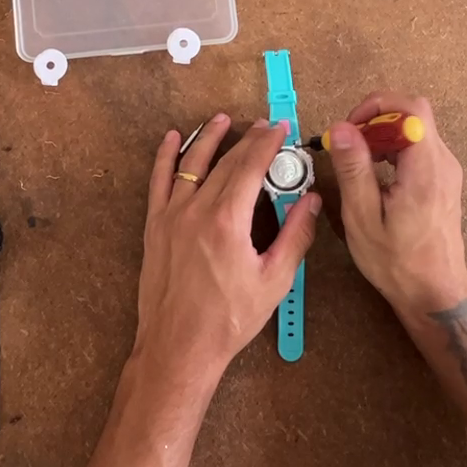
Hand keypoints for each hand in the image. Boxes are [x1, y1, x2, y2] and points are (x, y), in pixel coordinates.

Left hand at [133, 114, 319, 383]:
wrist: (178, 347)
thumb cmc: (228, 319)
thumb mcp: (274, 281)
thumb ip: (296, 236)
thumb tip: (311, 202)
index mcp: (227, 220)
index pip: (250, 166)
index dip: (267, 143)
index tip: (280, 129)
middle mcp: (196, 209)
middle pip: (225, 162)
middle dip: (247, 140)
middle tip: (264, 126)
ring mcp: (171, 215)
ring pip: (191, 164)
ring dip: (208, 138)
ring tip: (222, 119)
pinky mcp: (154, 226)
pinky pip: (159, 181)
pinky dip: (165, 157)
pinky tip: (171, 138)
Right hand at [324, 91, 466, 314]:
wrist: (434, 293)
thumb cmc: (397, 262)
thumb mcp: (363, 217)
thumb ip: (353, 169)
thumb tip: (341, 127)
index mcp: (426, 169)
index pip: (411, 109)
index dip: (376, 107)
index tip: (350, 128)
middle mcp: (443, 162)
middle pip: (413, 113)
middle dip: (375, 118)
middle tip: (349, 143)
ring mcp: (447, 170)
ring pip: (415, 128)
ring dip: (382, 133)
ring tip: (358, 160)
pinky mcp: (443, 179)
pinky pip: (418, 145)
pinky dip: (393, 146)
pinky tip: (375, 172)